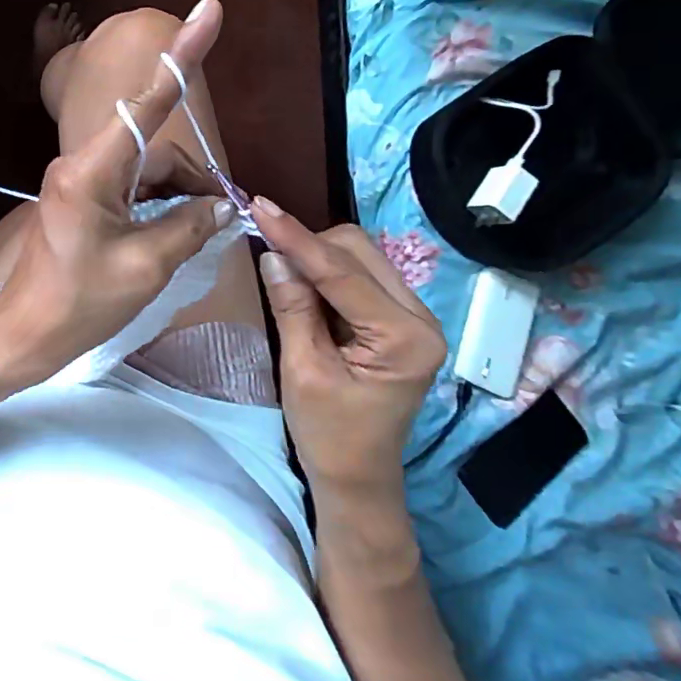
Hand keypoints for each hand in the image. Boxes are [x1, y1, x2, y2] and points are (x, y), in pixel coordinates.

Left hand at [0, 0, 236, 394]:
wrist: (26, 334)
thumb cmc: (80, 304)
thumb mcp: (146, 266)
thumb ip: (189, 226)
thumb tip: (220, 205)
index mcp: (91, 170)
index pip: (145, 103)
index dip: (181, 56)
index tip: (207, 9)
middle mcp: (82, 164)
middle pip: (155, 150)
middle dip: (192, 179)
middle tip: (219, 220)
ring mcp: (79, 181)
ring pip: (146, 171)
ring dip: (177, 197)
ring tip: (191, 237)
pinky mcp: (80, 200)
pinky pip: (130, 188)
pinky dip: (157, 207)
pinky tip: (170, 235)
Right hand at [250, 201, 447, 496]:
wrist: (356, 474)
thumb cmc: (328, 432)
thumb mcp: (301, 370)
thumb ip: (292, 308)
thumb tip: (272, 255)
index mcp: (405, 337)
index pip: (342, 272)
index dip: (296, 237)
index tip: (260, 207)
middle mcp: (421, 317)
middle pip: (358, 251)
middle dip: (308, 244)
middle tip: (263, 248)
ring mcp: (412, 316)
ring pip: (358, 256)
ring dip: (315, 255)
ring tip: (279, 272)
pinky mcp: (395, 319)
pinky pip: (357, 274)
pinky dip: (323, 271)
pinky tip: (299, 282)